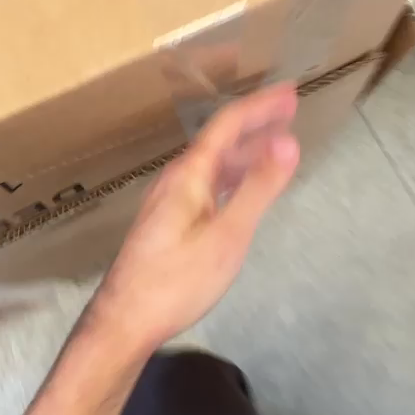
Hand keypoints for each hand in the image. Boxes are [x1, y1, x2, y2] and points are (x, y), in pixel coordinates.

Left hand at [89, 83, 301, 349]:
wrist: (123, 321)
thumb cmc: (176, 281)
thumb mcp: (227, 236)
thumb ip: (258, 188)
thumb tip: (288, 141)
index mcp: (190, 174)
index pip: (228, 124)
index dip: (260, 106)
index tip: (290, 93)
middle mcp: (177, 178)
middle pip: (221, 140)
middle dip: (256, 123)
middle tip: (290, 111)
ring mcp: (170, 199)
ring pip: (214, 163)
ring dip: (245, 150)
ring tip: (275, 145)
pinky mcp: (169, 220)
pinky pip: (208, 183)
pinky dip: (233, 175)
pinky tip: (242, 187)